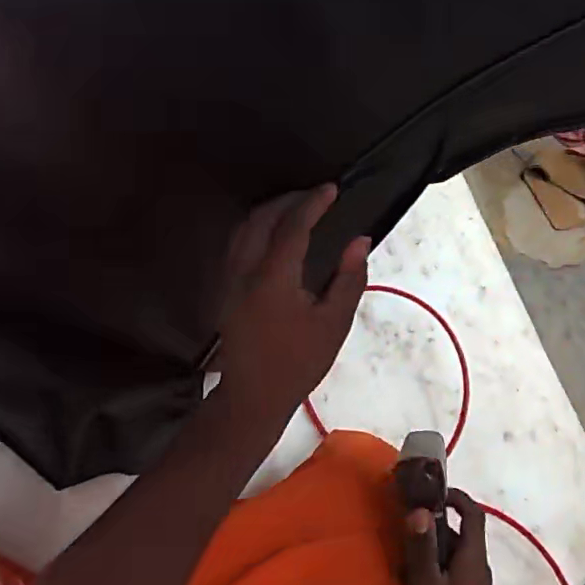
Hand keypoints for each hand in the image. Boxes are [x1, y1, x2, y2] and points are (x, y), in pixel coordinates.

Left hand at [216, 184, 369, 405]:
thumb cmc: (299, 362)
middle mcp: (245, 271)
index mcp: (273, 279)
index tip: (332, 189)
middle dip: (289, 200)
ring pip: (244, 228)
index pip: (293, 227)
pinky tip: (274, 233)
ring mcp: (229, 279)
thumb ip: (349, 278)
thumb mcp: (334, 323)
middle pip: (262, 218)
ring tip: (296, 207)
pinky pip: (238, 242)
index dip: (313, 203)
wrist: (253, 396)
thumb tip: (360, 241)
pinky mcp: (224, 288)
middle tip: (316, 195)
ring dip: (270, 210)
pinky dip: (257, 226)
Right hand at [403, 489, 493, 584]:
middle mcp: (478, 565)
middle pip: (461, 533)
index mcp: (473, 556)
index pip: (473, 513)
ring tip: (406, 557)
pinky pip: (453, 571)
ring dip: (434, 549)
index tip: (435, 493)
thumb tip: (420, 511)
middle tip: (410, 526)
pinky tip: (416, 582)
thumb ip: (421, 548)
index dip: (457, 497)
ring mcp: (476, 584)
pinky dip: (437, 567)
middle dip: (436, 526)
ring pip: (455, 553)